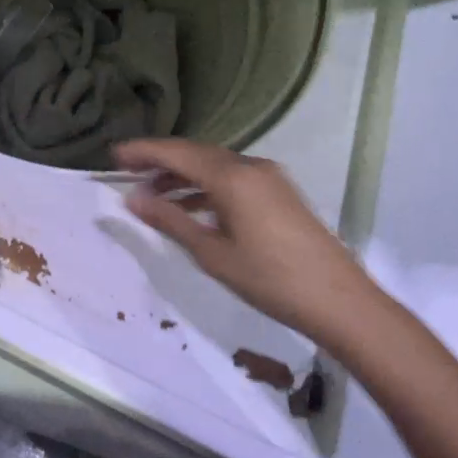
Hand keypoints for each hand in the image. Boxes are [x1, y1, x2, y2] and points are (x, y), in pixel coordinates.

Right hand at [115, 139, 378, 346]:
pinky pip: (233, 178)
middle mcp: (251, 167)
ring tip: (154, 194)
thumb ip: (169, 221)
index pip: (176, 153)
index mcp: (232, 177)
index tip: (113, 156)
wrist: (344, 305)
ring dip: (183, 175)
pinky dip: (206, 186)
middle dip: (160, 161)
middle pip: (195, 153)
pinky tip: (192, 207)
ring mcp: (270, 179)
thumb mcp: (212, 253)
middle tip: (128, 172)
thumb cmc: (271, 280)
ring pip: (215, 165)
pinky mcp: (281, 194)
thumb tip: (132, 199)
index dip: (142, 152)